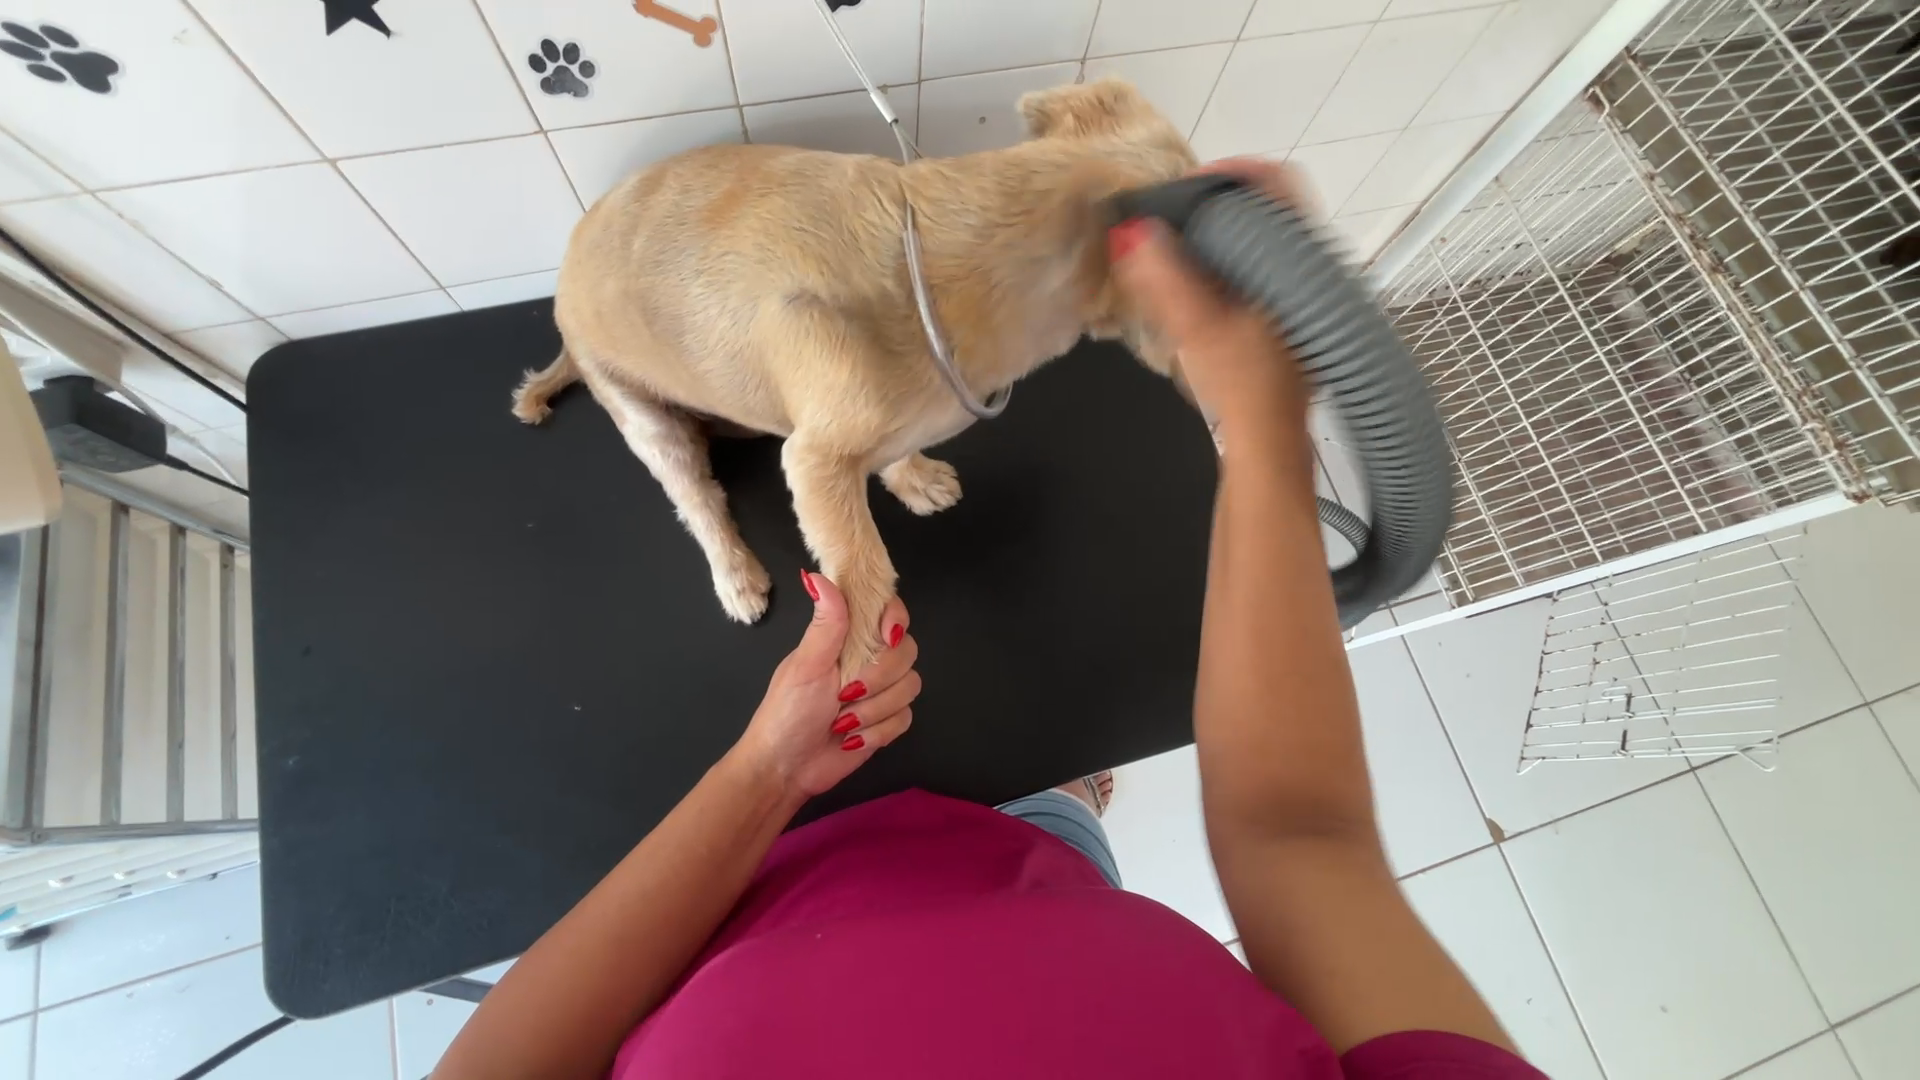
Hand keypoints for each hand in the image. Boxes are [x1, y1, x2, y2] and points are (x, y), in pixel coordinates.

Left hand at [729, 571, 921, 798]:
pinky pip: (905, 718)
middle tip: (846, 694)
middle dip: (879, 678)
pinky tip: (853, 739)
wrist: (785, 769)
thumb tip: (815, 575)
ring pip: (910, 686)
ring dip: (874, 710)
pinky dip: (878, 731)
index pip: (888, 611)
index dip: (895, 619)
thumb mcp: (806, 665)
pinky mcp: (886, 721)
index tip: (887, 636)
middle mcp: (868, 659)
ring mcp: (880, 691)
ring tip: (842, 722)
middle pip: (907, 651)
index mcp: (847, 637)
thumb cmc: (787, 711)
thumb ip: (826, 623)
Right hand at [1108, 158, 1311, 441]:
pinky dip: (1230, 260)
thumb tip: (1128, 233)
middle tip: (1174, 219)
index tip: (1185, 188)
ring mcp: (1304, 290)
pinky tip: (1201, 283)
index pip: (1276, 182)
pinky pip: (1262, 264)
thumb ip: (1163, 280)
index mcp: (1295, 258)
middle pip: (1267, 207)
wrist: (1270, 436)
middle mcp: (1309, 265)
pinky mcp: (1292, 312)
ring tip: (1179, 248)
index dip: (1230, 173)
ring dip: (1222, 234)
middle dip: (1218, 206)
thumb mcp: (1197, 328)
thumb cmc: (1242, 383)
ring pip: (1264, 238)